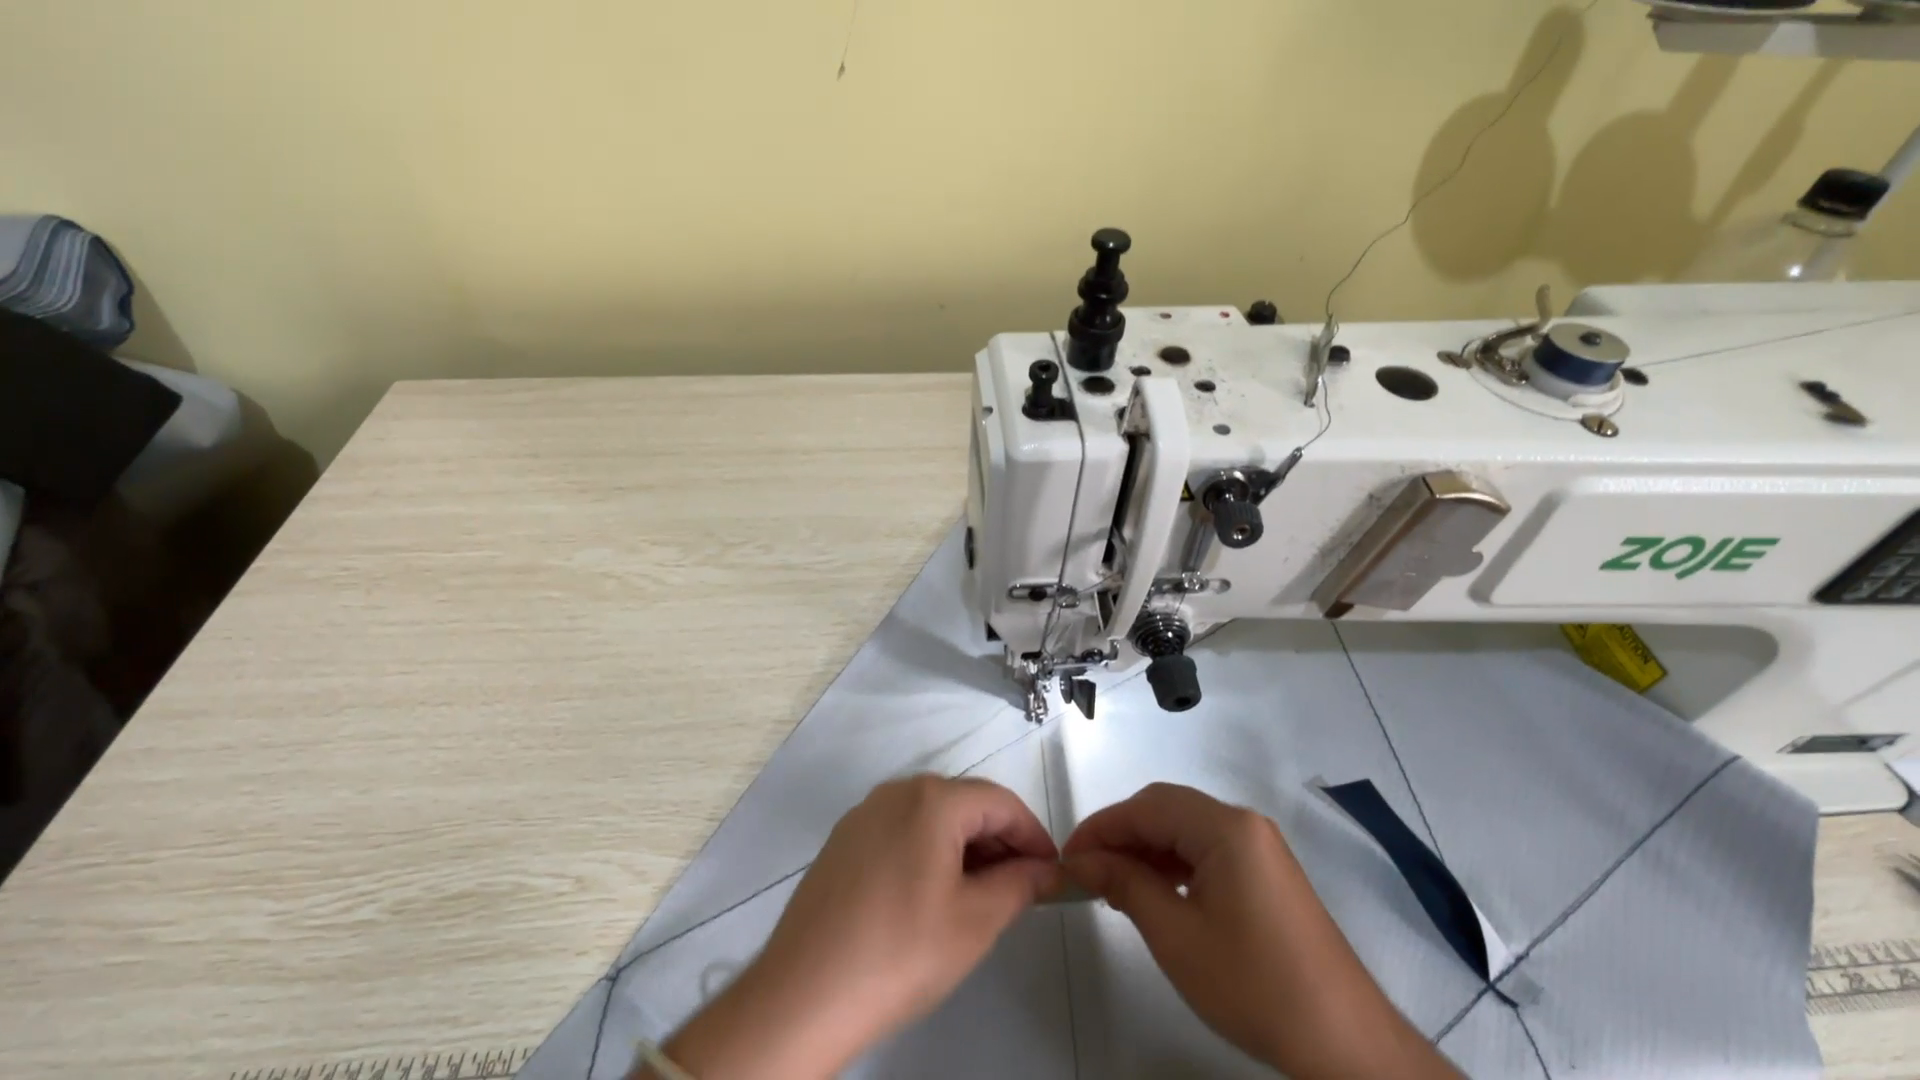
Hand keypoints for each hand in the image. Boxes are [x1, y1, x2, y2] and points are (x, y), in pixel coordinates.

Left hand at [658, 775, 1060, 1079]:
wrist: (804, 995)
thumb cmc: (900, 953)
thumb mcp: (976, 920)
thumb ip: (1020, 884)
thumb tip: (1045, 869)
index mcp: (930, 799)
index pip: (1001, 803)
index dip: (1034, 836)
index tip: (1054, 874)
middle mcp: (893, 793)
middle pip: (964, 805)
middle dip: (1001, 843)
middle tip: (1024, 890)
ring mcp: (861, 817)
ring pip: (931, 820)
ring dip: (966, 850)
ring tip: (984, 899)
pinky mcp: (841, 845)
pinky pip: (900, 835)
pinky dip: (930, 856)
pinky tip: (934, 899)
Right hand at [1062, 783, 1458, 1079]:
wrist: (1340, 1038)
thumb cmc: (1251, 983)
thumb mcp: (1175, 934)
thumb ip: (1124, 884)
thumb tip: (1081, 860)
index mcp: (1226, 828)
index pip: (1146, 807)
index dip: (1100, 828)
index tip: (1065, 860)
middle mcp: (1246, 825)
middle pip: (1167, 810)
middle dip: (1121, 835)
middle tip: (1085, 872)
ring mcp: (1261, 849)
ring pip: (1187, 830)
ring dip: (1146, 850)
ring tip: (1111, 887)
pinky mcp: (1267, 875)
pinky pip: (1208, 852)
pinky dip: (1174, 865)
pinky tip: (1153, 894)